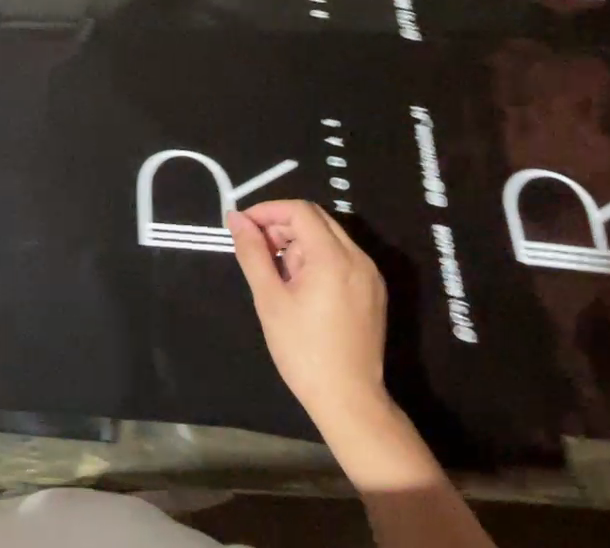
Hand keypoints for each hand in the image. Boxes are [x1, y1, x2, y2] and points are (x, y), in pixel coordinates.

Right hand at [226, 201, 389, 431]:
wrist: (348, 398)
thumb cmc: (302, 349)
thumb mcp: (269, 298)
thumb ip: (252, 252)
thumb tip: (236, 219)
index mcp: (333, 257)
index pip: (299, 211)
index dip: (267, 211)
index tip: (243, 227)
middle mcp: (358, 258)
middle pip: (316, 219)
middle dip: (282, 225)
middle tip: (257, 250)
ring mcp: (370, 274)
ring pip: (329, 237)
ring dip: (298, 243)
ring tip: (278, 276)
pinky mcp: (373, 290)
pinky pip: (341, 257)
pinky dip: (317, 259)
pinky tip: (301, 287)